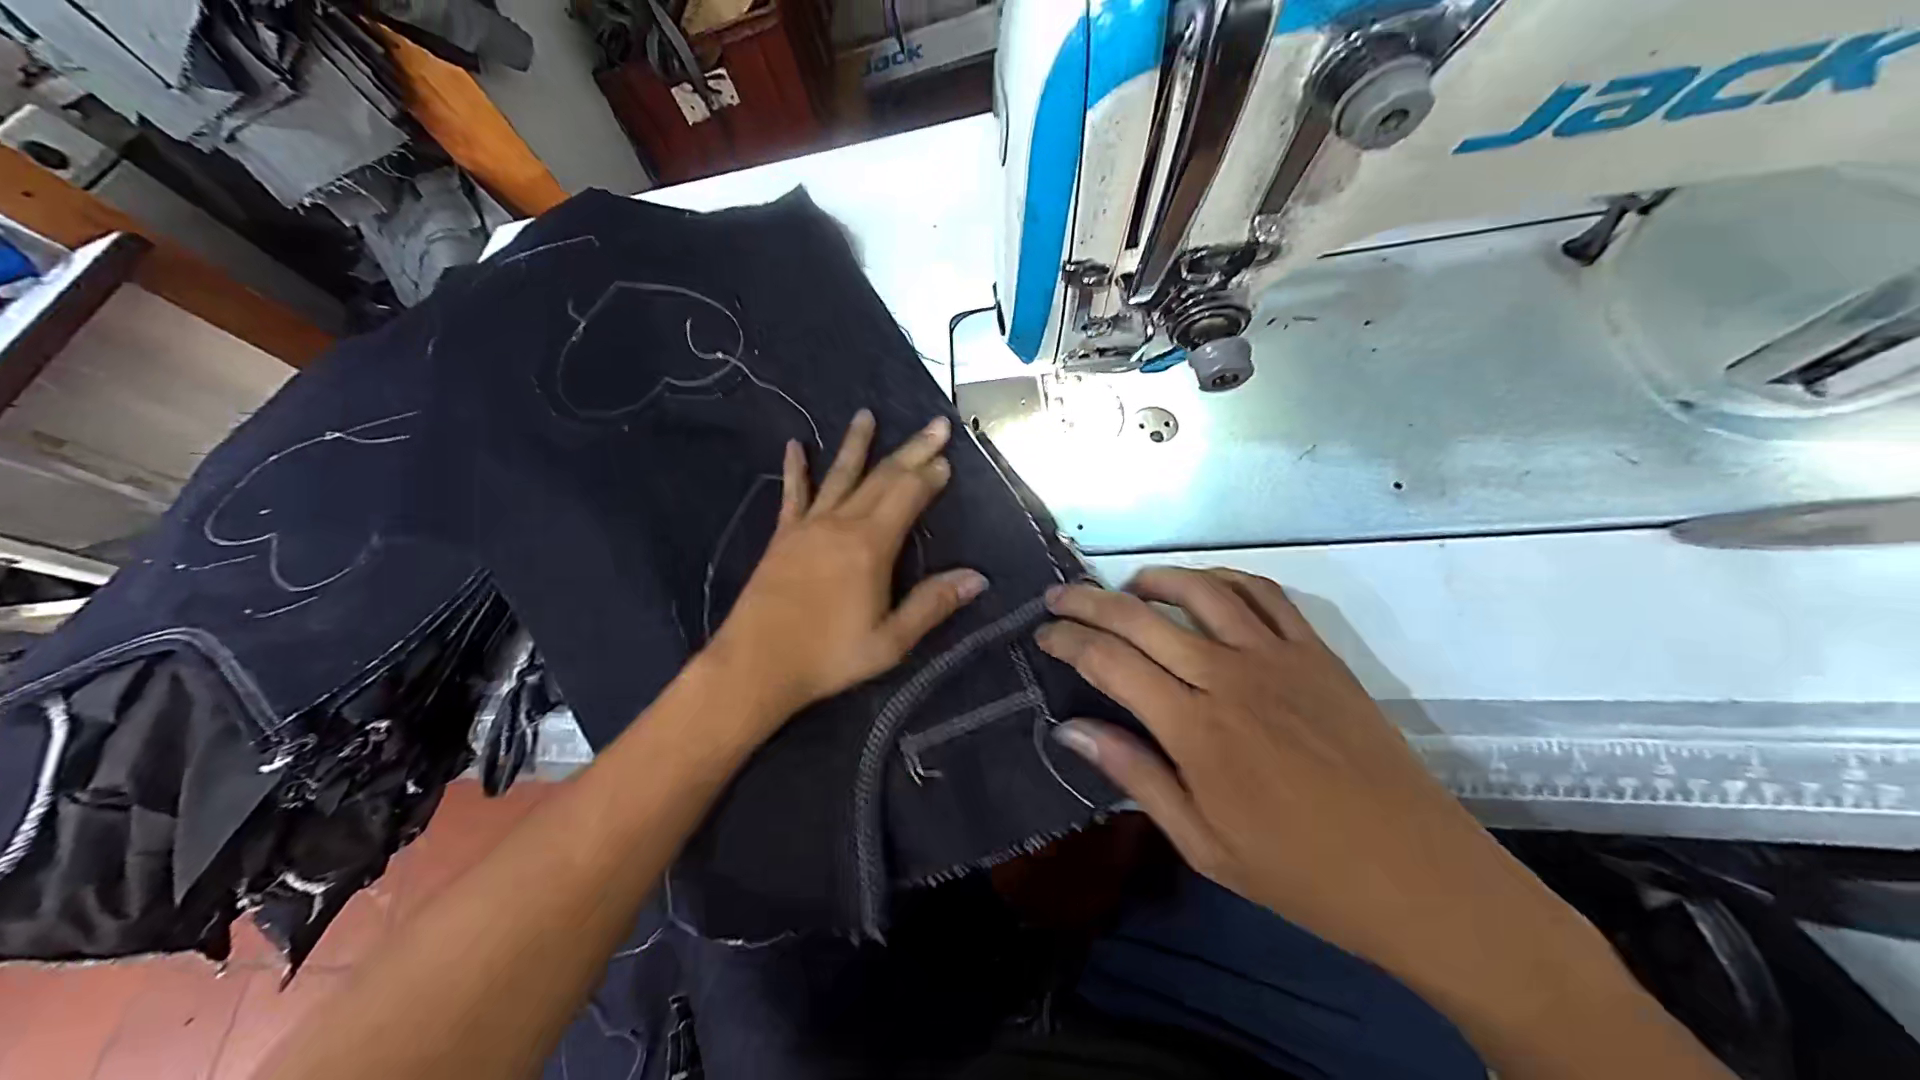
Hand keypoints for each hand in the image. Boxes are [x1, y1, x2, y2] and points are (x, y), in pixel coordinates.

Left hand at [707, 410, 987, 722]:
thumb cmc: (828, 657)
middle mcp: (841, 524)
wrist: (756, 664)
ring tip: (866, 414)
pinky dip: (796, 468)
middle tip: (935, 424)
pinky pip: (793, 494)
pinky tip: (795, 445)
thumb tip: (977, 577)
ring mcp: (808, 526)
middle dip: (912, 450)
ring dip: (857, 444)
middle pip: (882, 477)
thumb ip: (932, 604)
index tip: (948, 458)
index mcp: (871, 547)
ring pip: (839, 475)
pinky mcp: (783, 536)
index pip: (908, 497)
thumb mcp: (890, 641)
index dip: (931, 475)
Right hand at [1037, 569, 1733, 1079]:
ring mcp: (1278, 658)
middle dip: (1089, 601)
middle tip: (1058, 595)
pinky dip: (1224, 580)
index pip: (1111, 663)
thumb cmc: (1297, 871)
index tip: (1043, 635)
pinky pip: (1265, 595)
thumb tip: (1070, 730)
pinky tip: (1204, 589)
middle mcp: (1229, 678)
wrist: (1416, 874)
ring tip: (1126, 586)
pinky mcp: (1317, 654)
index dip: (1068, 641)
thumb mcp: (1200, 841)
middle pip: (1142, 618)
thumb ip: (1134, 775)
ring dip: (1155, 580)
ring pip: (1202, 591)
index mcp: (1195, 730)